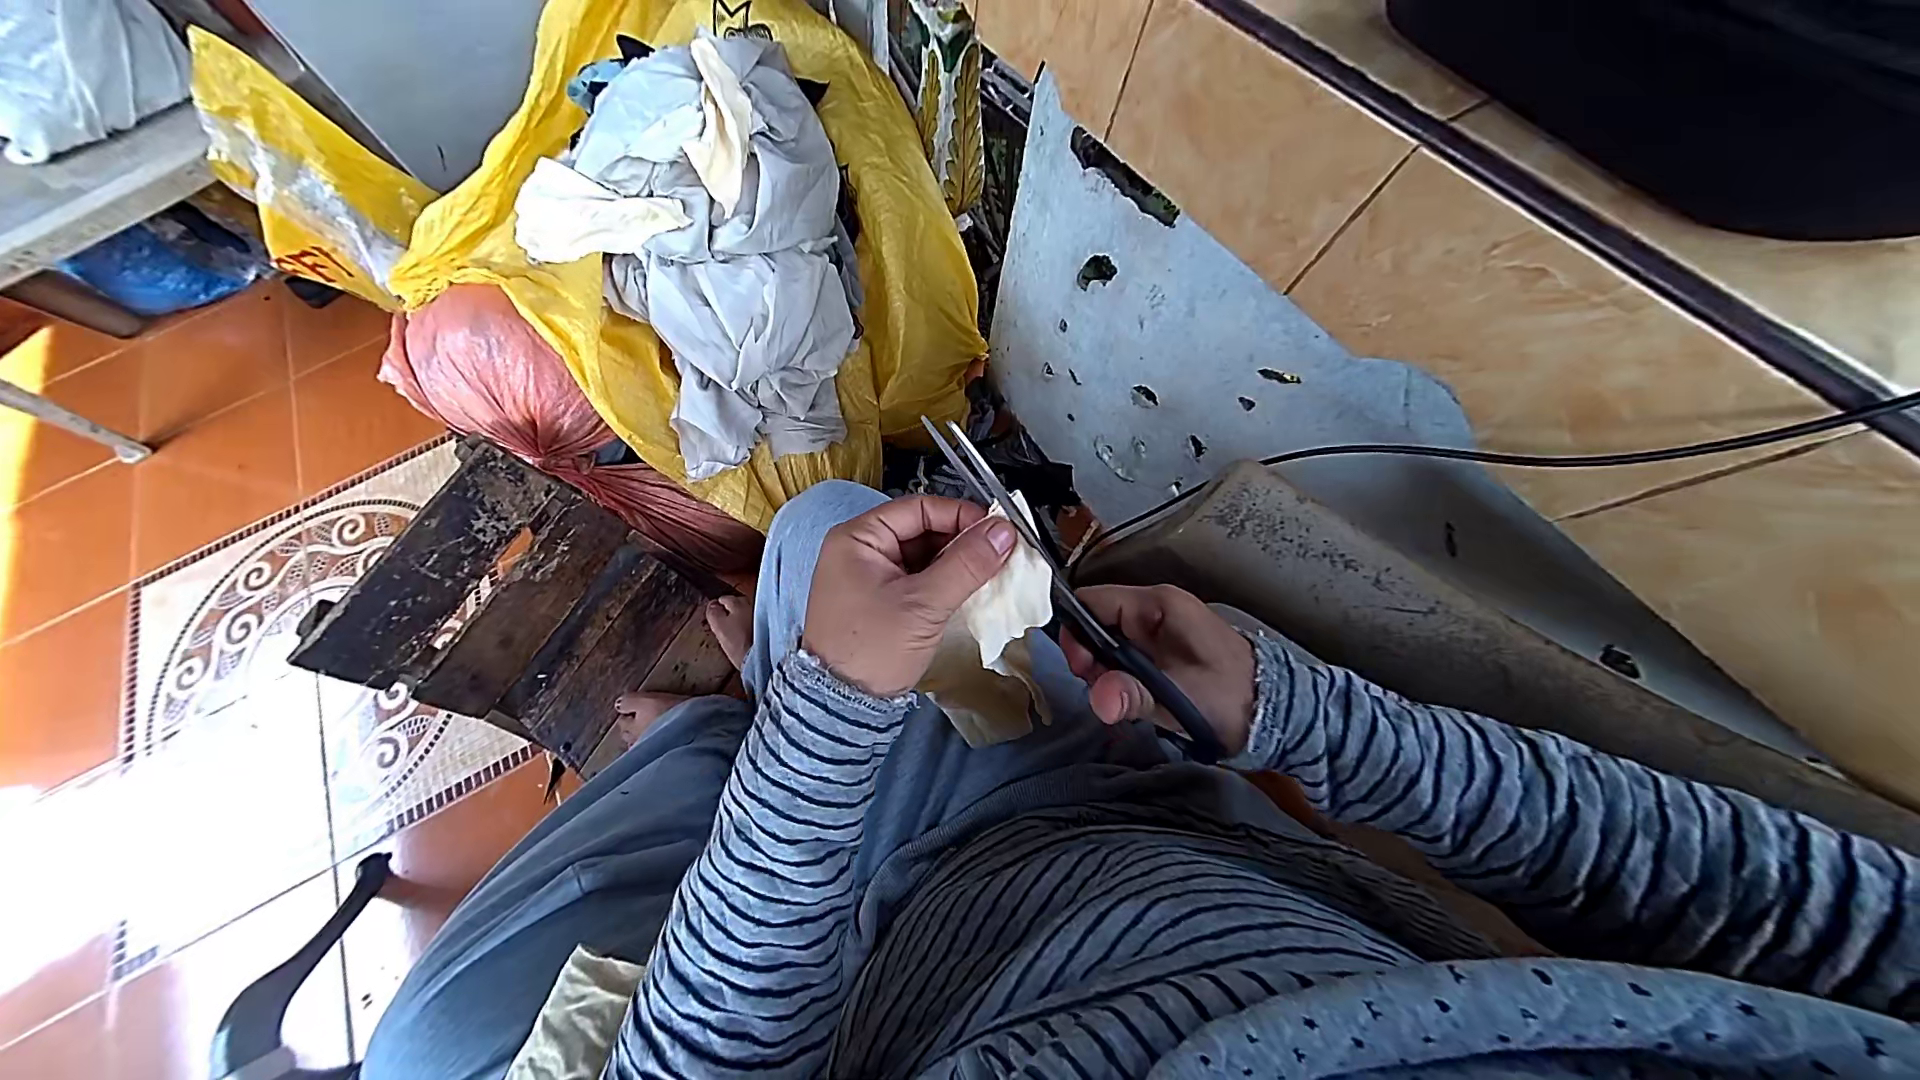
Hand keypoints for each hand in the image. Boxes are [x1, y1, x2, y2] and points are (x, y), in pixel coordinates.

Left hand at [802, 496, 1018, 696]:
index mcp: (858, 538)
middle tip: (998, 553)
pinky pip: (920, 576)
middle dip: (962, 540)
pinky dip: (945, 580)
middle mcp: (861, 549)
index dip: (961, 515)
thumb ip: (966, 564)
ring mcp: (871, 574)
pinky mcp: (882, 598)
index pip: (919, 508)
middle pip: (924, 529)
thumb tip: (1002, 533)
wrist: (843, 705)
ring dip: (957, 561)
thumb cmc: (869, 651)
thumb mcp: (923, 604)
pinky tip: (969, 589)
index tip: (995, 530)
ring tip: (988, 572)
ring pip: (925, 554)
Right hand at [1061, 585, 1256, 756]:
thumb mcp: (1182, 697)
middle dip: (1090, 658)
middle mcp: (1155, 612)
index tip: (1082, 667)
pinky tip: (1132, 698)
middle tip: (1102, 689)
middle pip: (1096, 623)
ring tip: (1120, 698)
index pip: (1093, 601)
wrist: (1277, 716)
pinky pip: (1125, 658)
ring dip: (1105, 673)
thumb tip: (1098, 698)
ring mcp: (1158, 632)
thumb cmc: (1235, 696)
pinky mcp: (1162, 653)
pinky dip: (1120, 679)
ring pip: (1108, 644)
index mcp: (1159, 606)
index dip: (1078, 632)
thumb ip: (1136, 695)